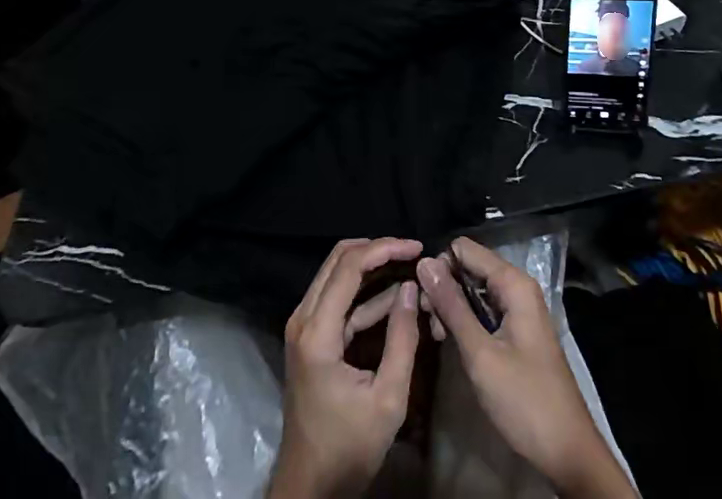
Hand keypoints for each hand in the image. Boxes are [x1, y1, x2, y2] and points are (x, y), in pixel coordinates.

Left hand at [269, 238, 423, 498]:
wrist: (311, 484)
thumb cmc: (349, 446)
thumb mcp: (388, 397)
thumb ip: (403, 338)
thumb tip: (412, 288)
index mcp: (317, 332)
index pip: (349, 266)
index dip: (385, 248)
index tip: (418, 247)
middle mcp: (303, 319)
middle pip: (338, 260)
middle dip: (378, 249)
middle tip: (414, 253)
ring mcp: (304, 328)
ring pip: (337, 275)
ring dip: (374, 268)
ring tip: (413, 271)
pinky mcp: (311, 338)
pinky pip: (339, 299)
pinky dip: (367, 293)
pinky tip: (398, 298)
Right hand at [417, 240, 635, 498]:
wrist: (564, 447)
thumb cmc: (522, 398)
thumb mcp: (480, 353)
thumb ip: (452, 306)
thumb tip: (424, 262)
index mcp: (514, 283)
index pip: (465, 249)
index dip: (439, 267)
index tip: (421, 297)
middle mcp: (518, 287)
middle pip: (469, 268)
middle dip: (444, 288)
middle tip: (430, 323)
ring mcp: (518, 308)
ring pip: (473, 290)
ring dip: (451, 307)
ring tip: (438, 337)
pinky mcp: (515, 329)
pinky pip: (483, 309)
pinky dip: (464, 321)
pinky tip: (451, 341)